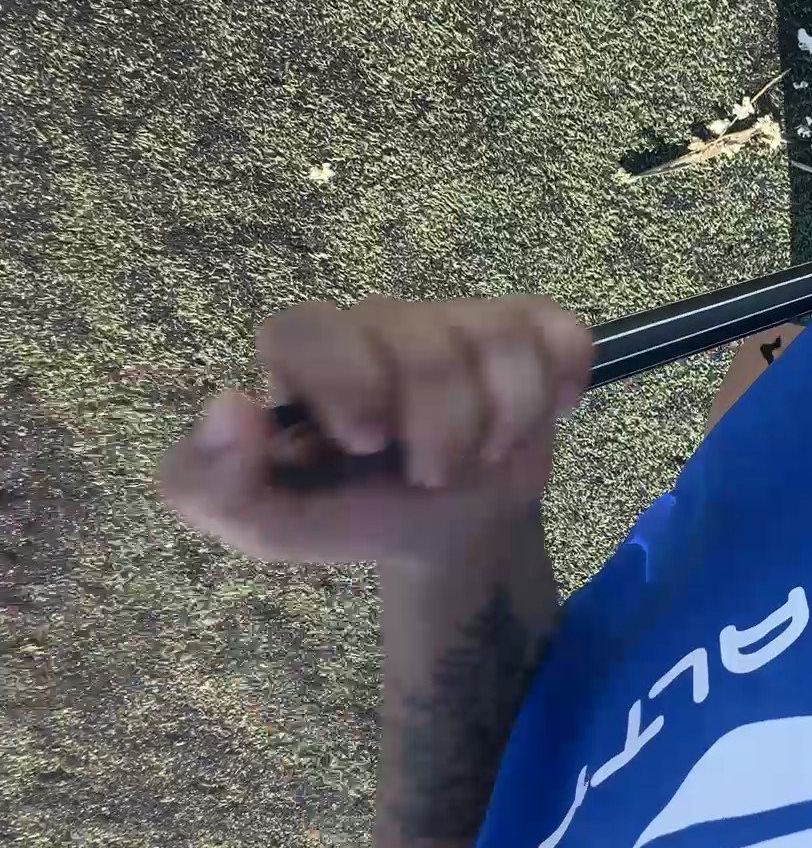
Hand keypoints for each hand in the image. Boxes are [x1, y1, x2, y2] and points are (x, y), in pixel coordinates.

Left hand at [157, 297, 591, 566]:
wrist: (457, 527)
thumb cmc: (365, 516)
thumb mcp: (270, 525)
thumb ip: (210, 483)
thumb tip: (230, 404)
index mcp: (314, 359)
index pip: (312, 326)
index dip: (348, 380)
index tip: (370, 442)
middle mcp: (391, 324)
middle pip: (425, 341)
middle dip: (444, 425)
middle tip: (437, 474)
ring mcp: (472, 320)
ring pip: (502, 339)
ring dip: (507, 417)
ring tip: (489, 453)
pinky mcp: (538, 330)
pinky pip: (564, 334)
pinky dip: (564, 381)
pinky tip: (553, 411)